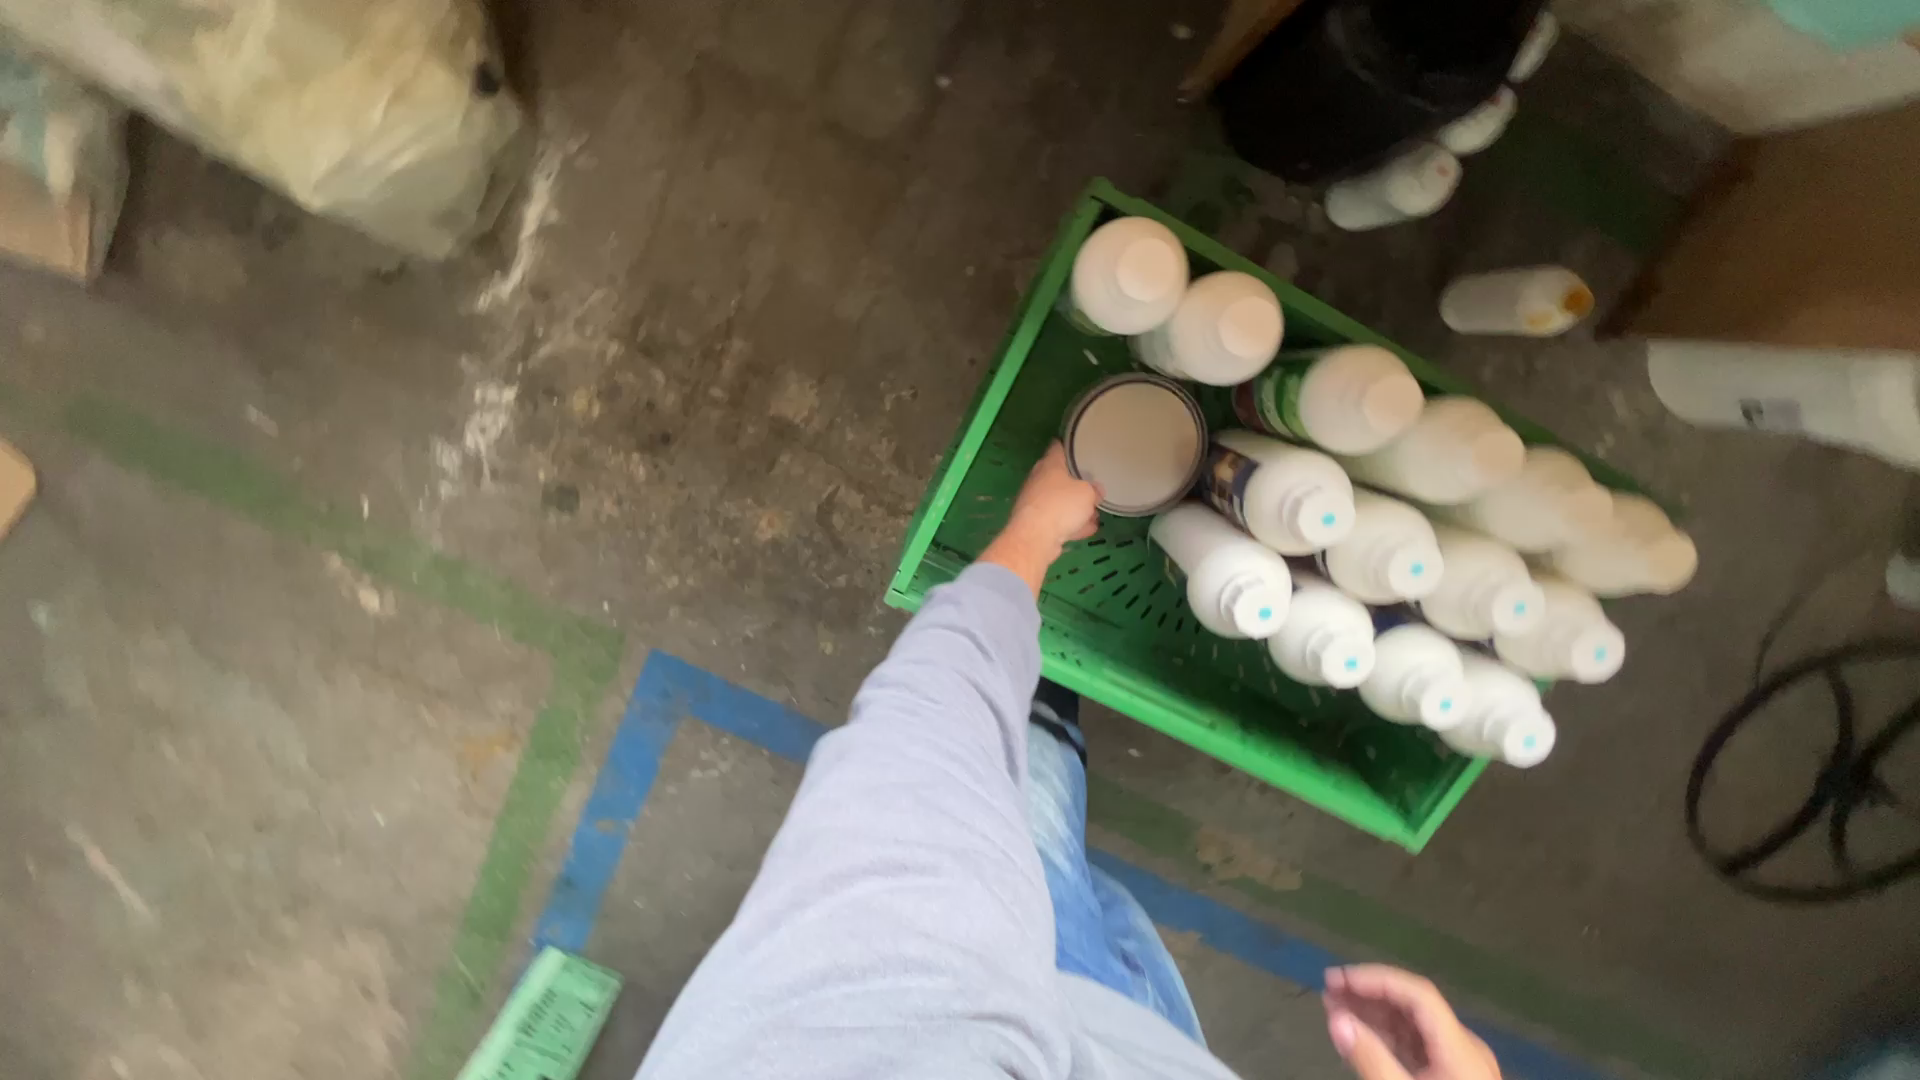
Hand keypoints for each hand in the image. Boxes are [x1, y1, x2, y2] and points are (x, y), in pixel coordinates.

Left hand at [980, 442, 1101, 597]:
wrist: (1035, 537)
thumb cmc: (1061, 505)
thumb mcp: (1088, 493)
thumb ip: (1094, 490)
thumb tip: (1096, 490)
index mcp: (1049, 465)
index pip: (1057, 447)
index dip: (1068, 446)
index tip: (1078, 447)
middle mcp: (1038, 480)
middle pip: (1059, 477)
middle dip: (1076, 484)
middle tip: (1092, 487)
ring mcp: (1035, 502)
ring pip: (1059, 501)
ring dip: (1075, 508)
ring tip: (1094, 515)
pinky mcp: (1035, 523)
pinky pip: (1057, 520)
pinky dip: (1070, 524)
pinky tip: (1086, 530)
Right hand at [1322, 966, 1500, 1079]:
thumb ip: (1370, 1059)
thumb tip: (1335, 1019)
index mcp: (1461, 1049)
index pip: (1417, 994)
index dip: (1375, 979)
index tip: (1337, 980)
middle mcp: (1465, 1049)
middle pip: (1414, 1006)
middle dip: (1369, 993)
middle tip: (1327, 989)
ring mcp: (1462, 1065)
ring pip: (1413, 1024)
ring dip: (1373, 1012)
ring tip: (1334, 1007)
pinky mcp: (1454, 1078)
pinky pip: (1416, 1044)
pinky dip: (1386, 1034)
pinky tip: (1360, 1035)